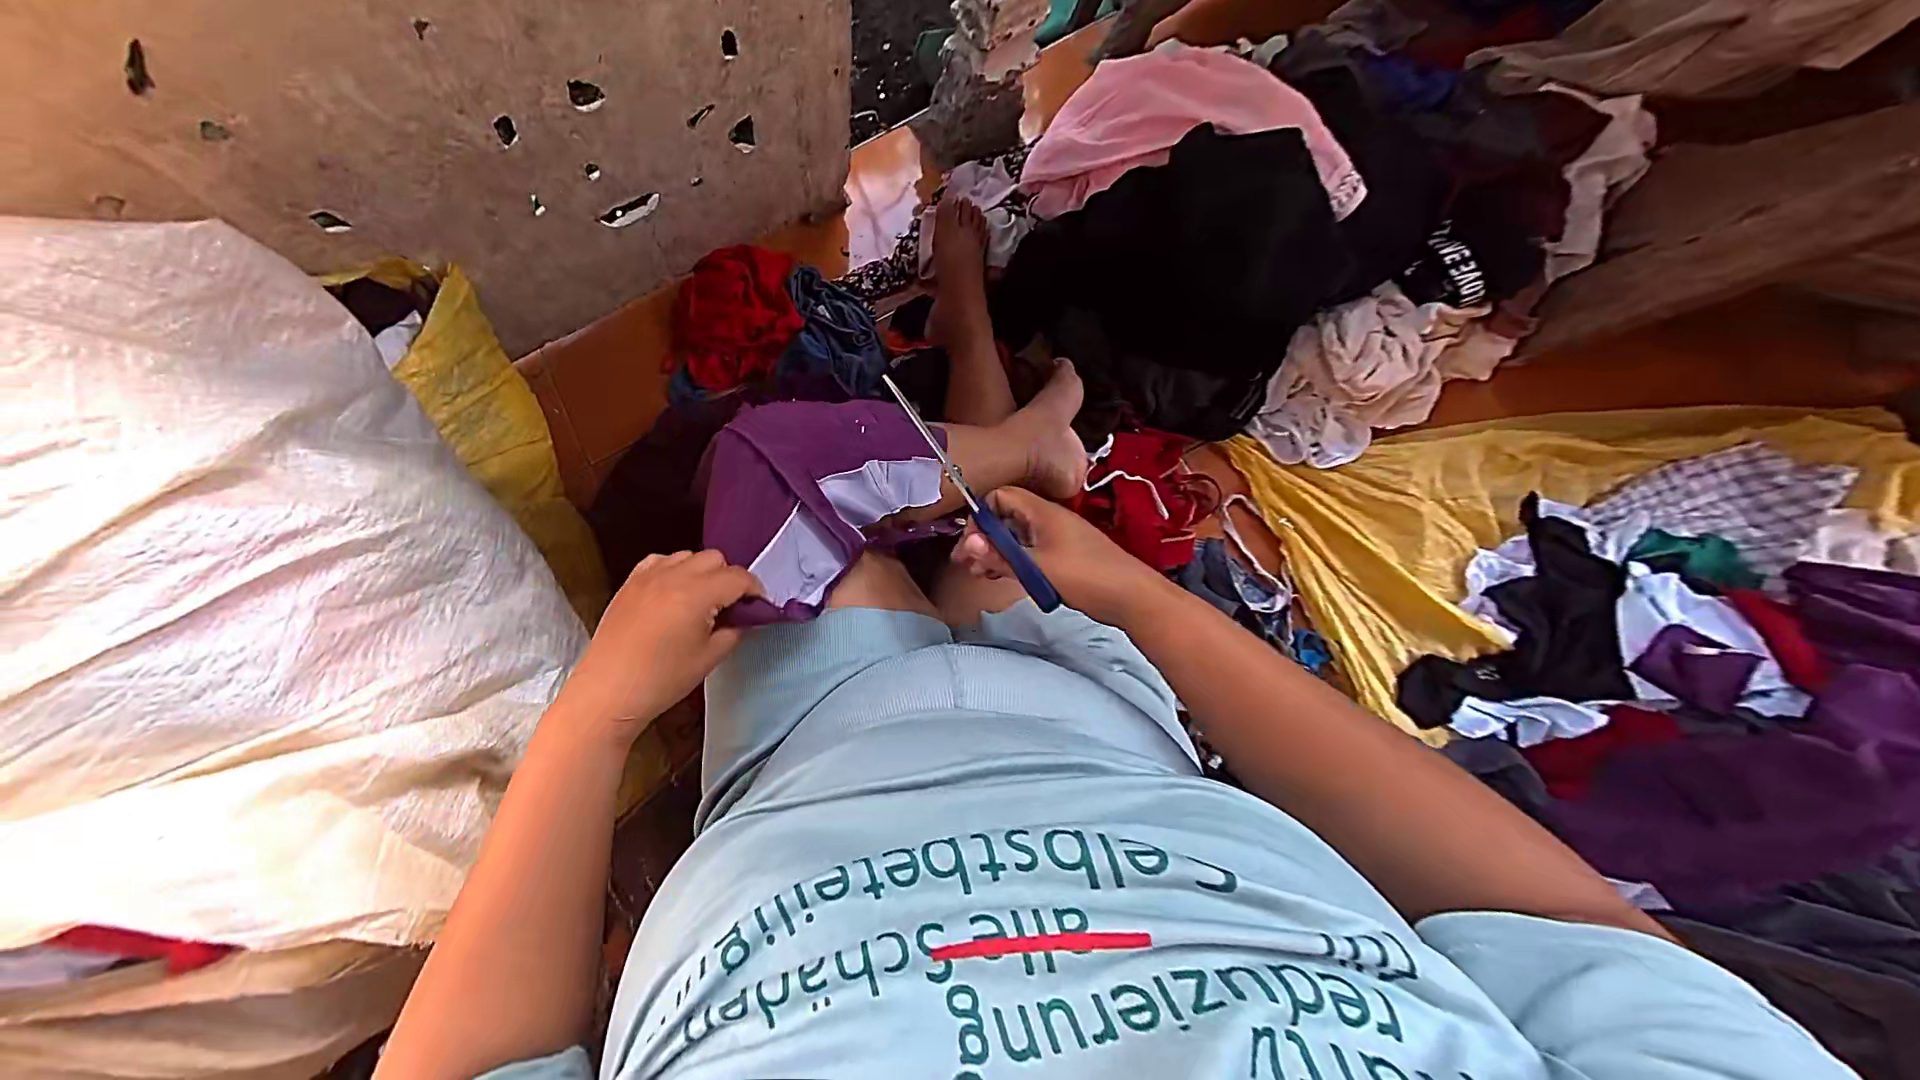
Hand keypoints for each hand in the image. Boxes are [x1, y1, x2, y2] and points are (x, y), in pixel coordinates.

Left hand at [554, 550, 762, 737]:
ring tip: (701, 599)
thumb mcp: (711, 657)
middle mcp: (672, 576)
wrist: (608, 693)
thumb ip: (735, 629)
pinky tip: (675, 592)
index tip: (758, 606)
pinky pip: (661, 561)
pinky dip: (675, 570)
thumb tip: (745, 617)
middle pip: (716, 559)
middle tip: (731, 605)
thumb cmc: (662, 679)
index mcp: (696, 594)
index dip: (755, 590)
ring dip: (703, 572)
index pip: (739, 577)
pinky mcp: (630, 583)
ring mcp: (648, 576)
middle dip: (729, 578)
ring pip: (689, 555)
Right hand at [951, 486, 1176, 626]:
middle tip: (968, 563)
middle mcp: (1050, 519)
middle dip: (984, 538)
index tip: (972, 543)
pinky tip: (1006, 577)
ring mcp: (1059, 537)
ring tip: (981, 573)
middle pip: (1007, 517)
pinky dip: (1015, 561)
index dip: (981, 515)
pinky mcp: (1066, 555)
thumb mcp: (1038, 568)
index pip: (1001, 496)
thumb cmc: (1088, 577)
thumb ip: (1001, 556)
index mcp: (1044, 512)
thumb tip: (969, 545)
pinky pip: (1032, 551)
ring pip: (1018, 537)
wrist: (1134, 597)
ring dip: (997, 552)